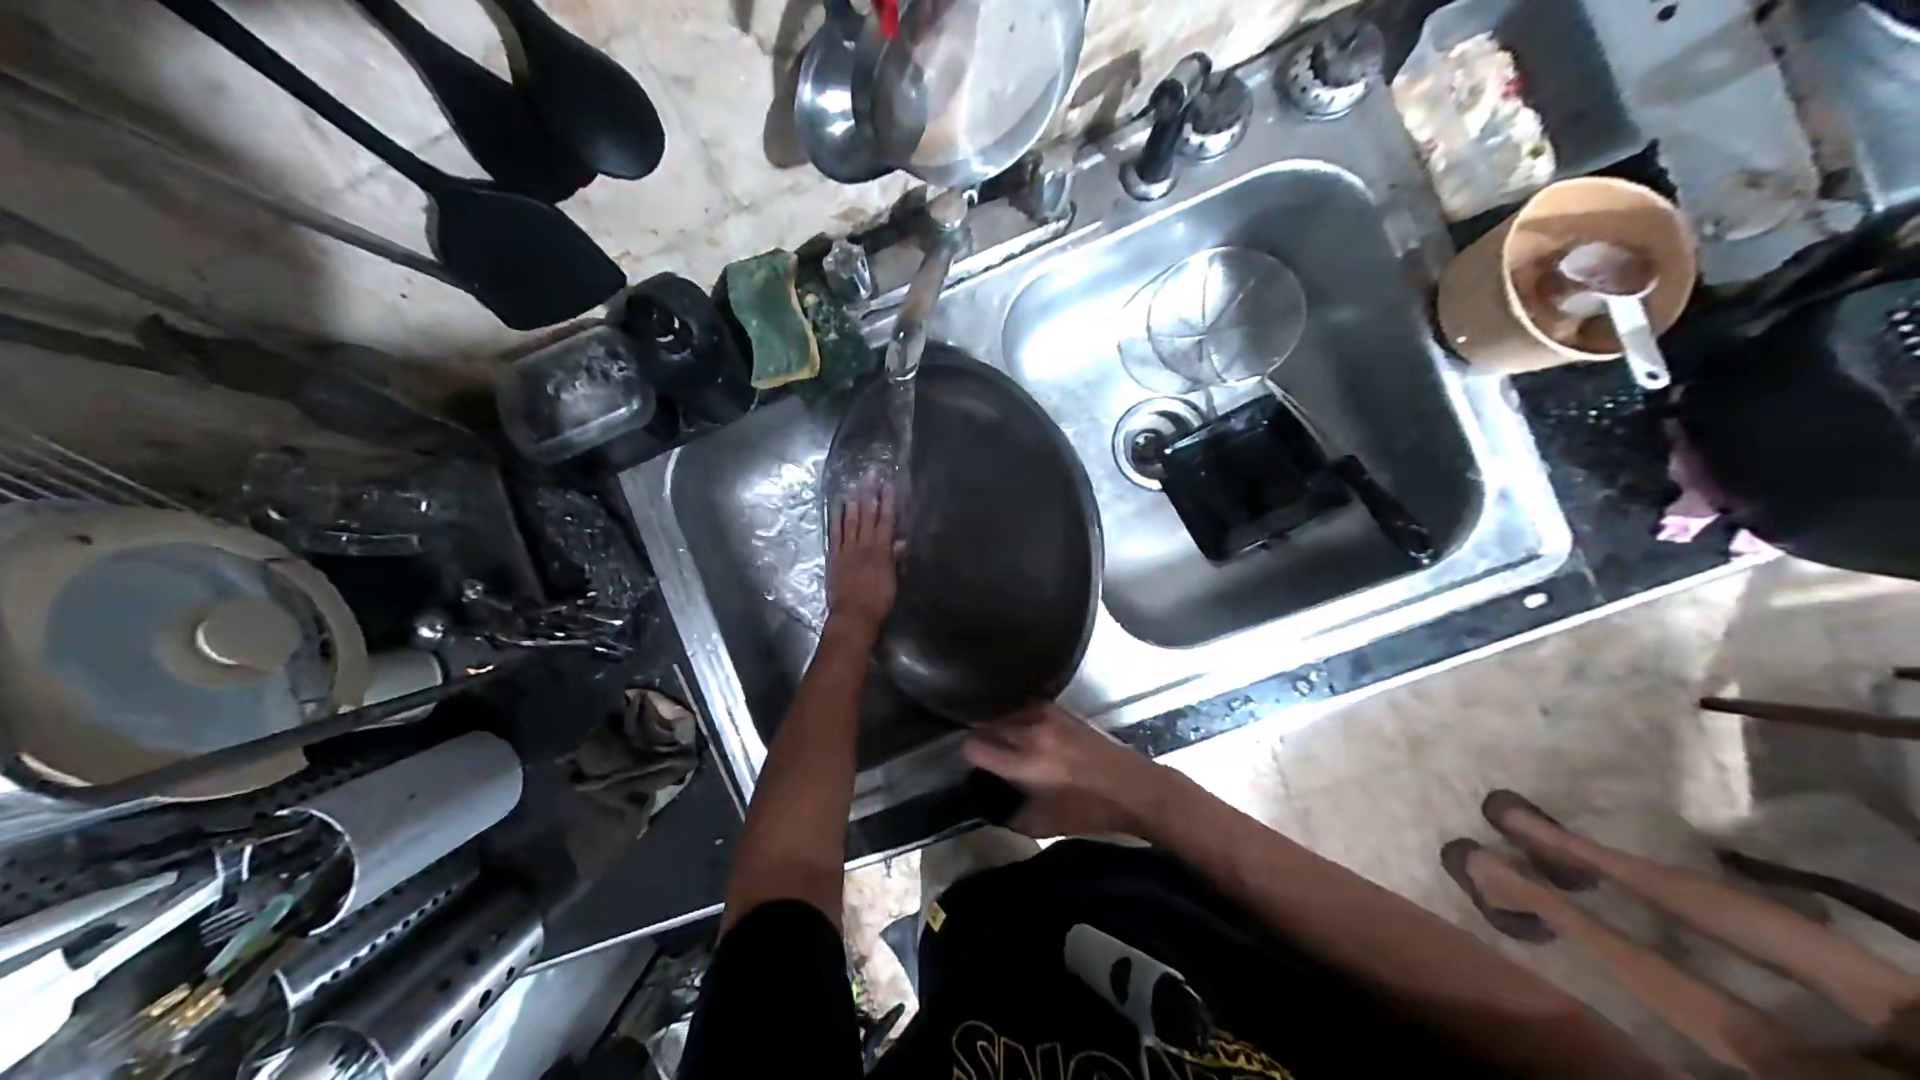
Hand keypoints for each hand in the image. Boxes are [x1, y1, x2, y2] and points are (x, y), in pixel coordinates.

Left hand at [826, 479, 900, 633]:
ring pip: (850, 519)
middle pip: (867, 514)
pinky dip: (835, 519)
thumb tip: (900, 542)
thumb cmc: (879, 600)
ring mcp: (847, 549)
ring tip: (854, 484)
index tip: (888, 484)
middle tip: (870, 473)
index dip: (888, 501)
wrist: (854, 615)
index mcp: (882, 550)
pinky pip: (835, 533)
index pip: (886, 520)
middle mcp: (864, 544)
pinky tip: (836, 507)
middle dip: (869, 493)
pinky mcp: (833, 556)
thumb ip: (894, 559)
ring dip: (852, 501)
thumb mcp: (892, 579)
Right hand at [962, 704, 1174, 838]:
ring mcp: (1044, 715)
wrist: (1130, 786)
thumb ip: (1006, 811)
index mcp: (1024, 762)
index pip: (973, 746)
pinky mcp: (1057, 708)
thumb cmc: (1086, 811)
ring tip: (1006, 746)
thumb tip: (985, 800)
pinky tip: (1024, 735)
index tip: (974, 767)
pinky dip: (1017, 720)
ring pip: (1002, 714)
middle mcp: (1030, 731)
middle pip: (984, 726)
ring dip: (998, 728)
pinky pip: (1022, 709)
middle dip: (982, 741)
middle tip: (989, 760)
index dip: (968, 757)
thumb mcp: (1040, 825)